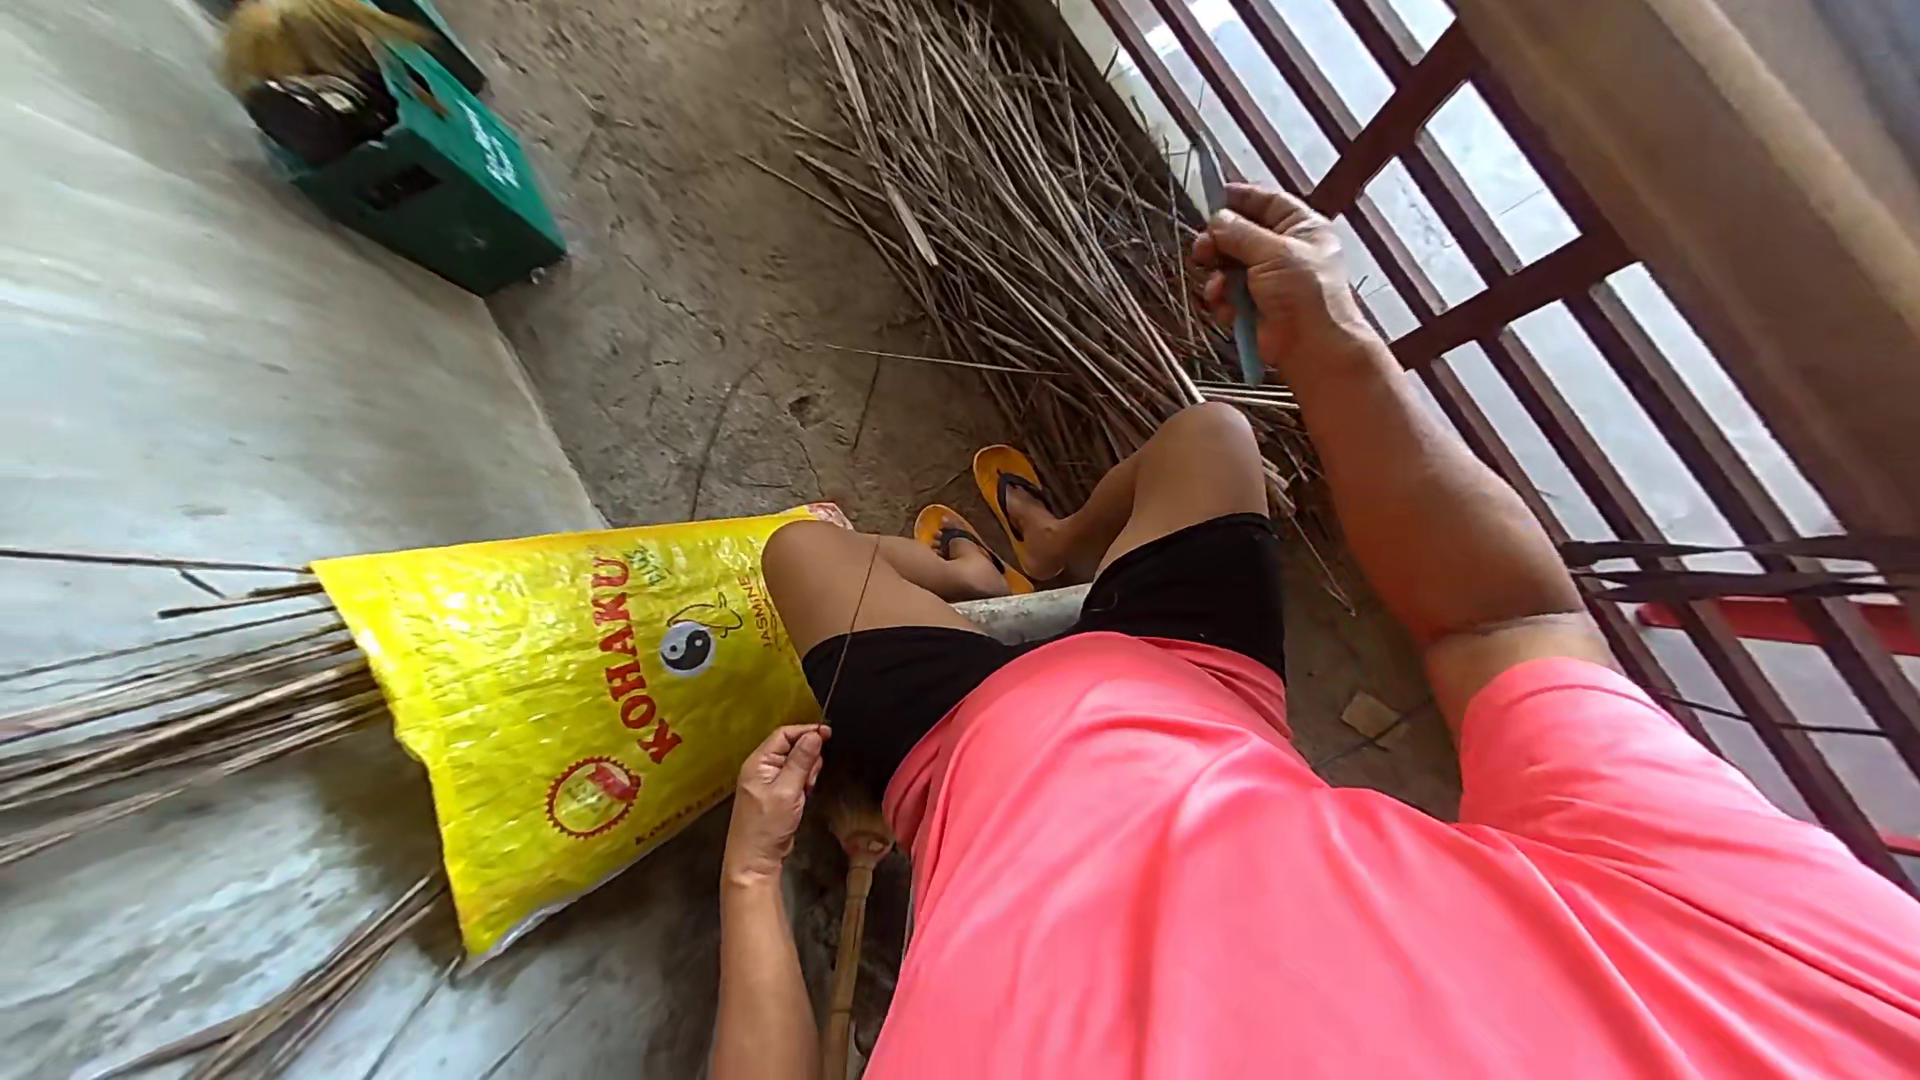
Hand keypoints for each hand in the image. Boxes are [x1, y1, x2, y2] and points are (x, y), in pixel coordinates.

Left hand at [722, 724, 828, 885]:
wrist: (754, 862)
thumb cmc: (767, 826)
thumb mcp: (787, 790)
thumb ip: (801, 760)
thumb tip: (815, 735)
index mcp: (758, 762)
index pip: (784, 734)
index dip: (806, 731)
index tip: (828, 734)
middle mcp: (761, 768)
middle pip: (791, 747)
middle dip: (807, 757)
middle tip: (811, 776)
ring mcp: (767, 782)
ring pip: (795, 763)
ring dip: (806, 772)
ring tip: (805, 790)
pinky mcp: (775, 794)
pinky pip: (794, 778)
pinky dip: (802, 783)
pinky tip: (803, 796)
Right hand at [1191, 183, 1376, 378]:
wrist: (1310, 343)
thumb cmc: (1305, 293)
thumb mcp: (1274, 252)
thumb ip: (1241, 234)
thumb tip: (1216, 219)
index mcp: (1300, 229)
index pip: (1267, 204)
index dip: (1242, 200)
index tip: (1215, 197)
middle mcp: (1282, 252)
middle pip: (1240, 238)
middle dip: (1219, 244)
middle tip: (1201, 249)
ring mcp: (1265, 281)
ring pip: (1228, 269)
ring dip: (1217, 277)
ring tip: (1217, 287)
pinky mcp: (1251, 307)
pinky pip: (1226, 296)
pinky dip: (1222, 301)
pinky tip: (1225, 306)